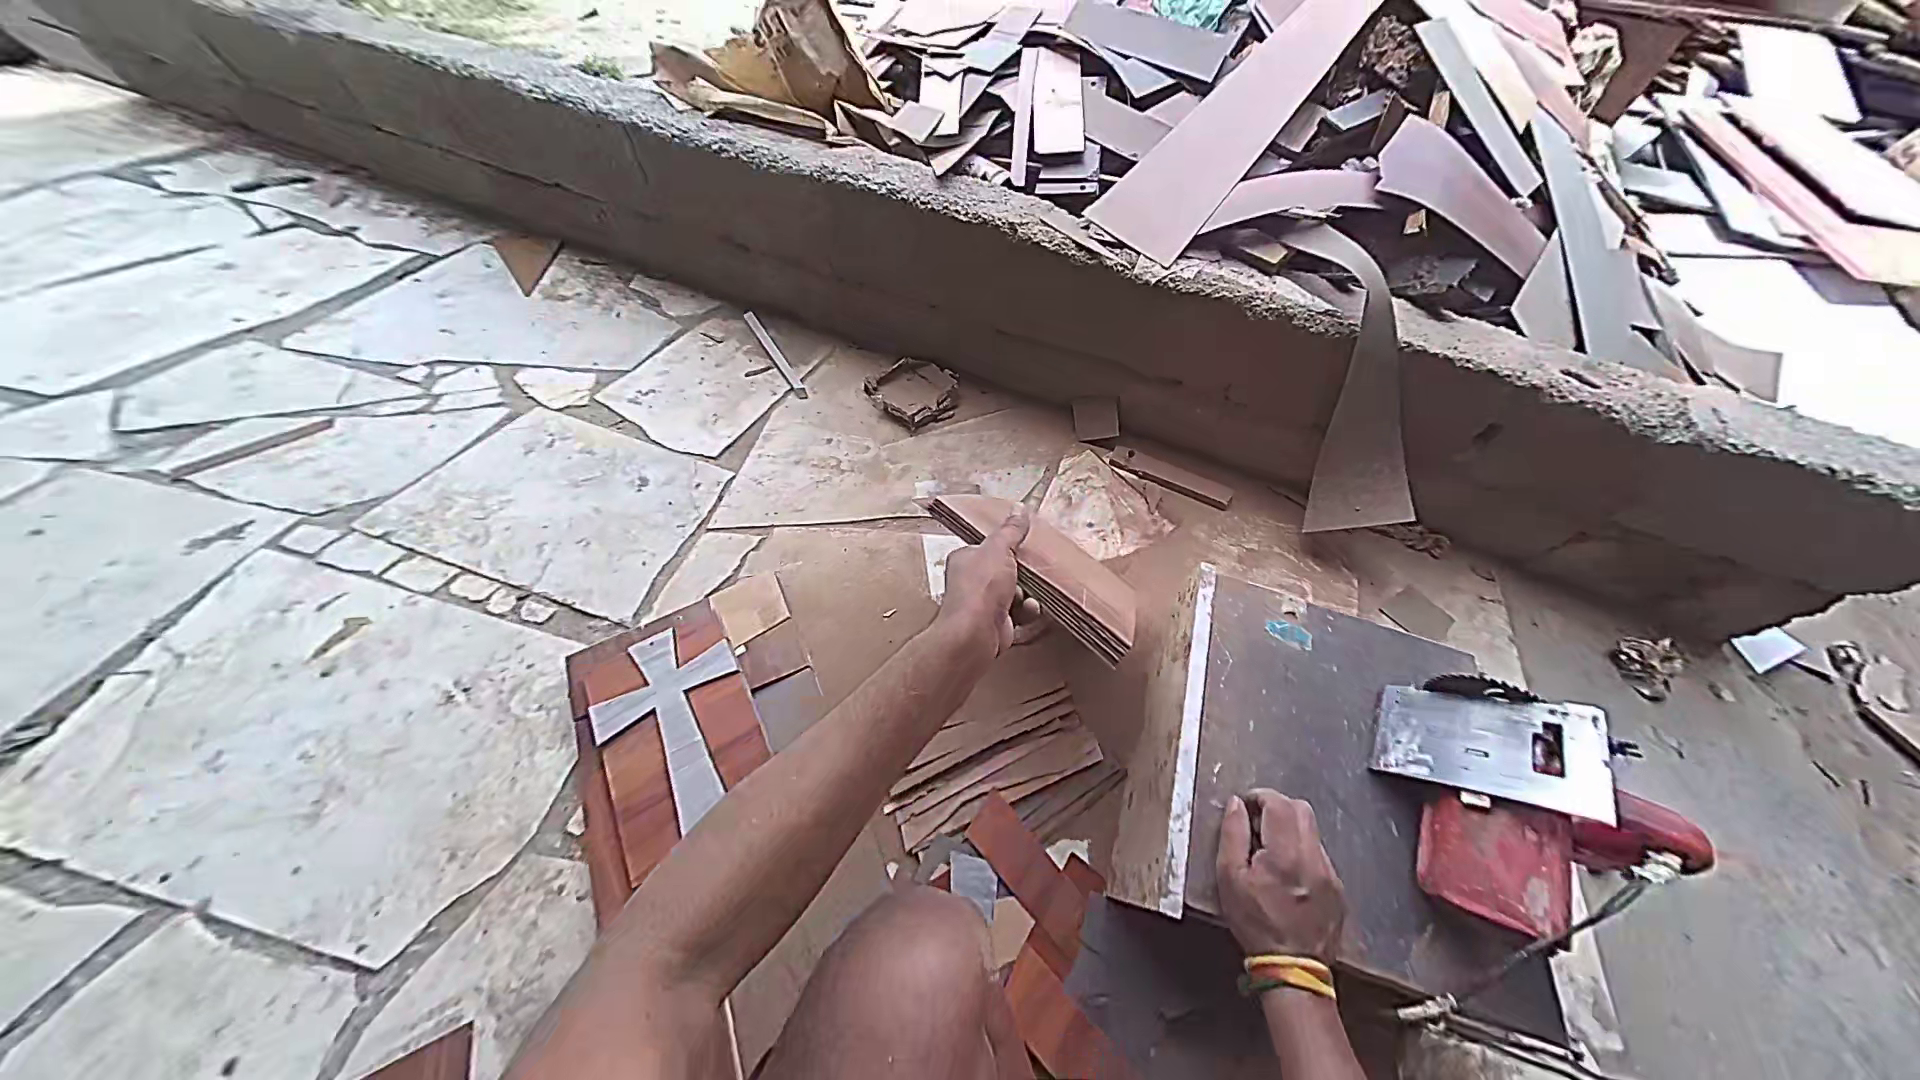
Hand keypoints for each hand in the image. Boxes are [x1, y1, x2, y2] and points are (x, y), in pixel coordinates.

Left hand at [937, 505, 1039, 656]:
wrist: (975, 633)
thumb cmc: (980, 588)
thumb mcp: (998, 550)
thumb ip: (1010, 531)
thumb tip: (1019, 507)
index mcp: (965, 559)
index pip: (990, 547)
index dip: (1009, 548)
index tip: (1026, 547)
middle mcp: (971, 581)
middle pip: (1007, 571)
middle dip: (1023, 574)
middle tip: (1031, 573)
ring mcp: (983, 604)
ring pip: (1016, 593)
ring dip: (1027, 595)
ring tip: (1026, 597)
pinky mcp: (996, 624)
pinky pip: (1019, 613)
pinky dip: (1026, 613)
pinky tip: (1027, 612)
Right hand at [1216, 789, 1345, 961]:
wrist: (1293, 969)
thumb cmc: (1255, 923)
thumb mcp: (1229, 877)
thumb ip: (1232, 834)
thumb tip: (1236, 804)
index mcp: (1286, 854)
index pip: (1280, 803)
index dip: (1259, 796)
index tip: (1245, 807)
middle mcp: (1315, 859)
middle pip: (1302, 809)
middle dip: (1277, 807)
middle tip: (1257, 824)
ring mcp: (1331, 874)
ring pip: (1312, 831)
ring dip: (1289, 830)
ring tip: (1270, 851)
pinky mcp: (1338, 889)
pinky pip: (1319, 854)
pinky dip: (1301, 851)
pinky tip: (1286, 872)